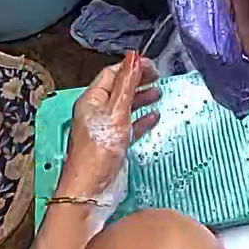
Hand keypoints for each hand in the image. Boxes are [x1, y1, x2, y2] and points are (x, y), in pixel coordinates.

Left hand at [56, 52, 159, 210]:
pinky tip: (154, 116)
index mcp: (92, 100)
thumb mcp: (116, 112)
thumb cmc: (98, 152)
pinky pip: (130, 126)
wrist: (91, 190)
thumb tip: (133, 58)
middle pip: (120, 88)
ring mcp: (106, 128)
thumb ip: (127, 84)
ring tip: (158, 92)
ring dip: (141, 98)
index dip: (131, 67)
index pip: (112, 74)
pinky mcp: (115, 144)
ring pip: (126, 106)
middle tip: (157, 76)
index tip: (151, 66)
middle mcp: (97, 112)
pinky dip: (142, 119)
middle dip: (138, 80)